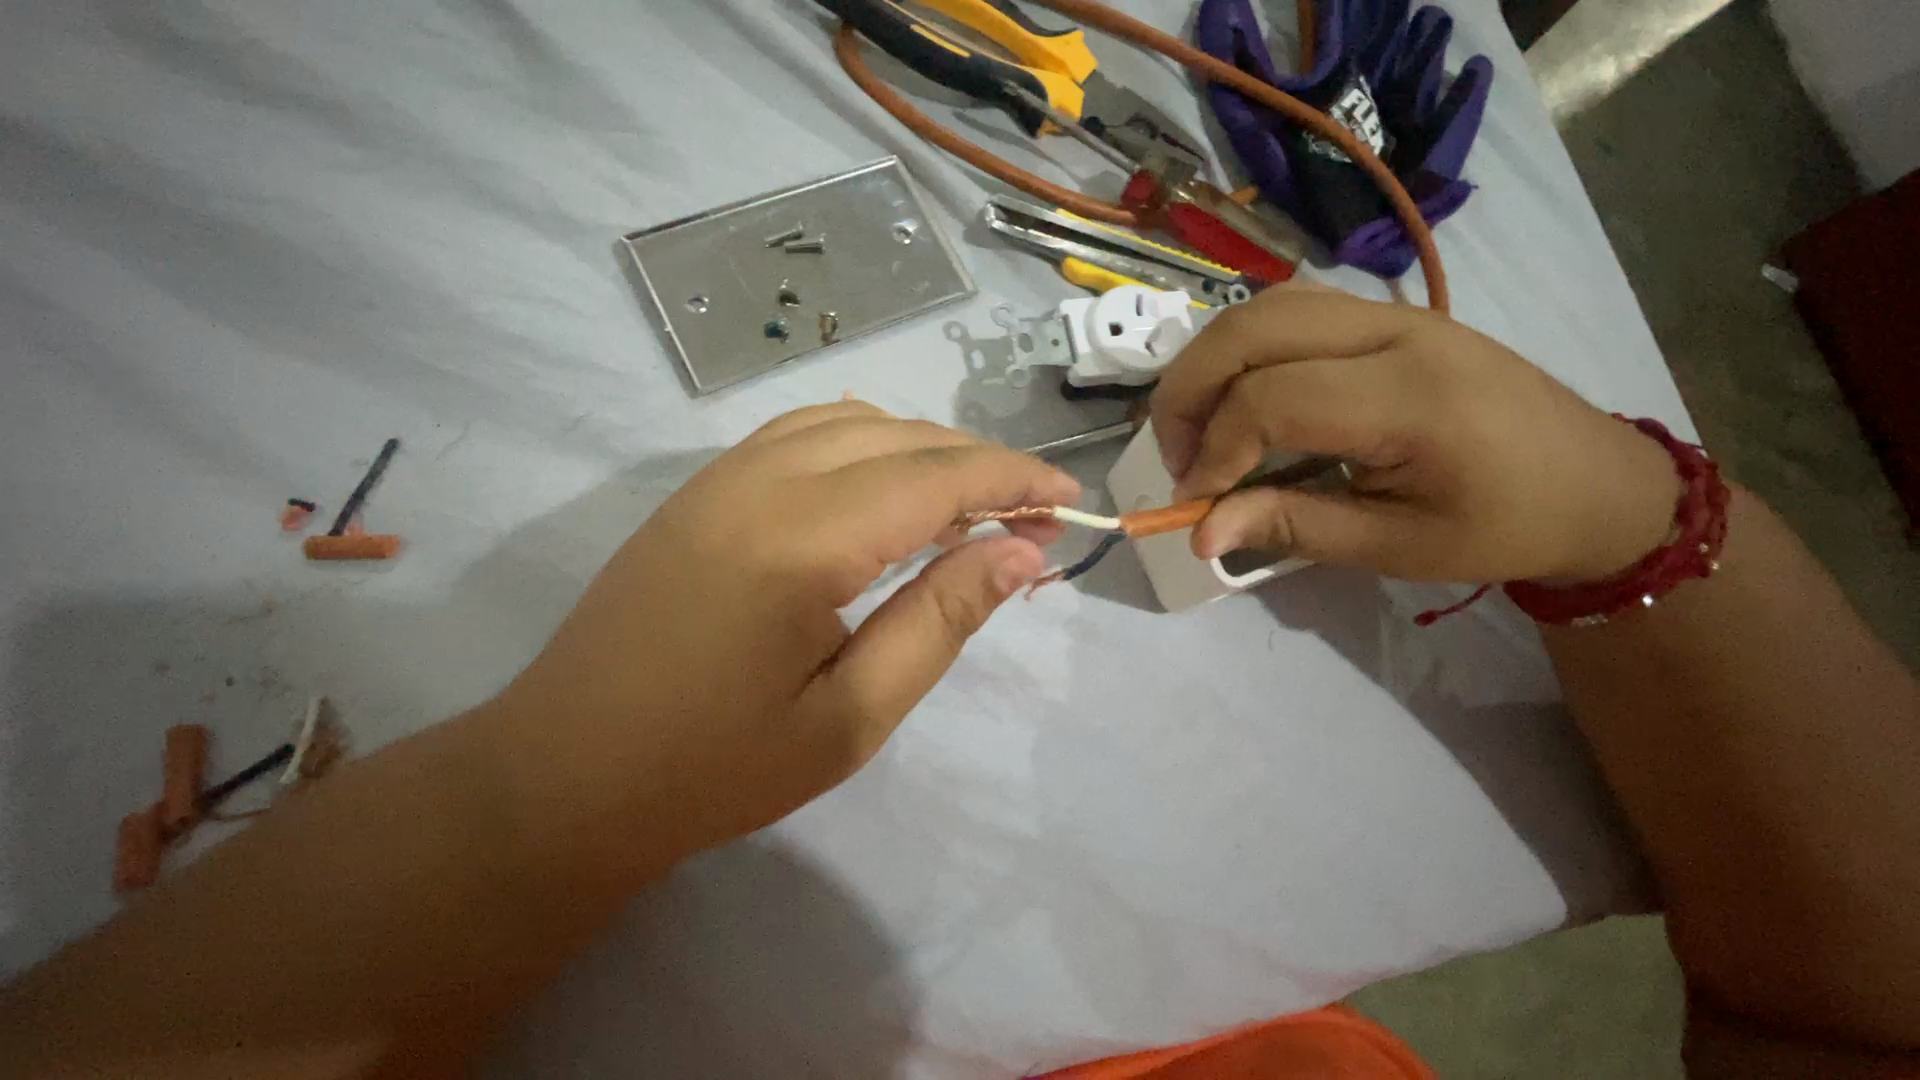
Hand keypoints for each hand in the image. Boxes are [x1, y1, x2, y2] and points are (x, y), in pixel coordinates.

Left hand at [490, 402, 1077, 864]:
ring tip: (966, 506)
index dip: (1014, 481)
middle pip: (897, 437)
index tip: (1070, 503)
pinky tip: (882, 488)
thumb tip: (1021, 552)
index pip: (936, 477)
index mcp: (801, 541)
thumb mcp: (852, 716)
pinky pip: (799, 435)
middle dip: (977, 464)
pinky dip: (862, 443)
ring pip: (847, 423)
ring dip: (920, 448)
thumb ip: (940, 620)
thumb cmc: (716, 768)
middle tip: (1030, 518)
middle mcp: (759, 482)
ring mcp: (719, 478)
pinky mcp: (697, 492)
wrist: (563, 777)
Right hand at [1150, 288, 1680, 583]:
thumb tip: (1200, 533)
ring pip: (1263, 307)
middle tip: (1178, 457)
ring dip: (1210, 364)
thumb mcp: (1397, 546)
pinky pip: (1291, 310)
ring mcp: (1393, 314)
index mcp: (1409, 397)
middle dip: (1188, 393)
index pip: (1269, 398)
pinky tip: (1241, 397)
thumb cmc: (1504, 526)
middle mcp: (1395, 332)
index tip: (1197, 504)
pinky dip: (1243, 349)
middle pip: (1250, 329)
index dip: (1213, 452)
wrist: (1598, 481)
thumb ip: (1294, 527)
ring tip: (1200, 428)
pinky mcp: (1389, 316)